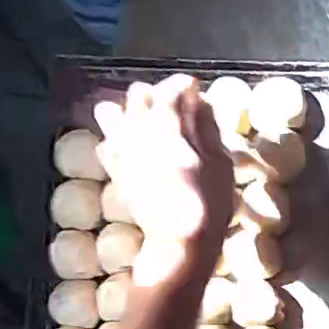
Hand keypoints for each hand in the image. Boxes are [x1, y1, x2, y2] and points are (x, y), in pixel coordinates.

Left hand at [95, 75, 234, 280]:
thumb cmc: (209, 203)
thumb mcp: (221, 164)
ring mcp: (122, 147)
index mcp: (169, 120)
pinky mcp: (114, 168)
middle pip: (140, 93)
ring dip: (130, 113)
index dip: (187, 86)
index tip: (196, 91)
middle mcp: (139, 125)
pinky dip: (117, 139)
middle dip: (157, 96)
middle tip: (174, 111)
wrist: (178, 242)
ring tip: (147, 127)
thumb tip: (199, 104)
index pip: (174, 86)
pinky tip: (133, 150)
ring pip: (113, 111)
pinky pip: (106, 142)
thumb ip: (208, 128)